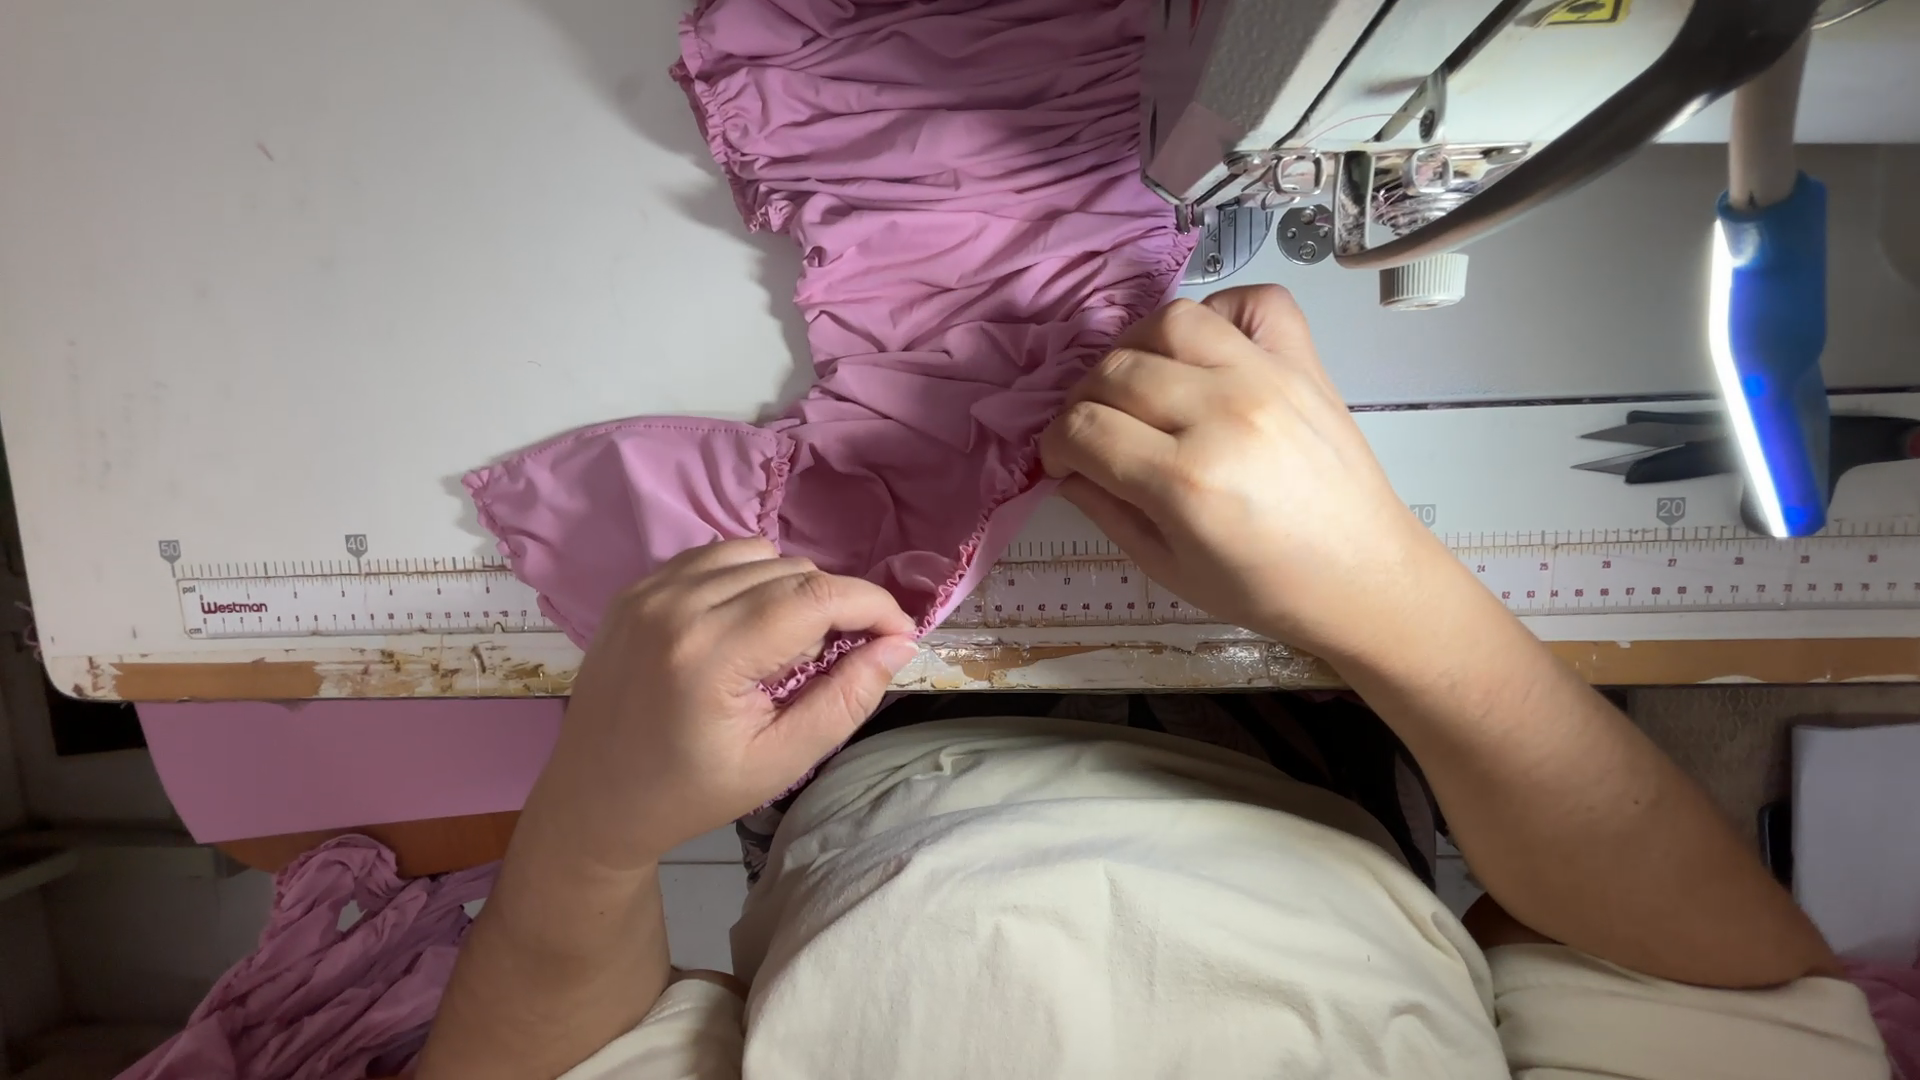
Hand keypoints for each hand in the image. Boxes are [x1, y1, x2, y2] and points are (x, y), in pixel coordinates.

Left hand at [522, 540, 918, 870]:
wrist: (591, 802)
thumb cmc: (690, 792)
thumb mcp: (781, 762)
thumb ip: (845, 700)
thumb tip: (898, 645)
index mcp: (709, 653)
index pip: (816, 596)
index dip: (872, 605)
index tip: (900, 633)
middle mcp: (676, 603)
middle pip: (793, 571)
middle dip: (837, 604)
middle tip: (842, 654)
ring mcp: (650, 588)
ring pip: (760, 554)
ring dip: (795, 588)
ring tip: (790, 642)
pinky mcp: (638, 587)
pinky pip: (719, 555)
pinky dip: (753, 577)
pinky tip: (750, 621)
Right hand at [1039, 285, 1457, 662]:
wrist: (1364, 578)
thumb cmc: (1262, 589)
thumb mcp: (1166, 568)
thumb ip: (1105, 512)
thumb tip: (1066, 469)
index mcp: (1184, 480)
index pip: (1083, 429)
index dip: (1055, 445)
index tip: (1062, 462)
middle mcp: (1222, 413)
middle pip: (1114, 373)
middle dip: (1083, 403)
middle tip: (1095, 433)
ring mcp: (1268, 377)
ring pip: (1170, 321)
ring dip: (1135, 350)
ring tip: (1139, 386)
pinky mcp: (1304, 361)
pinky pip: (1253, 300)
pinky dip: (1218, 314)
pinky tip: (1206, 355)